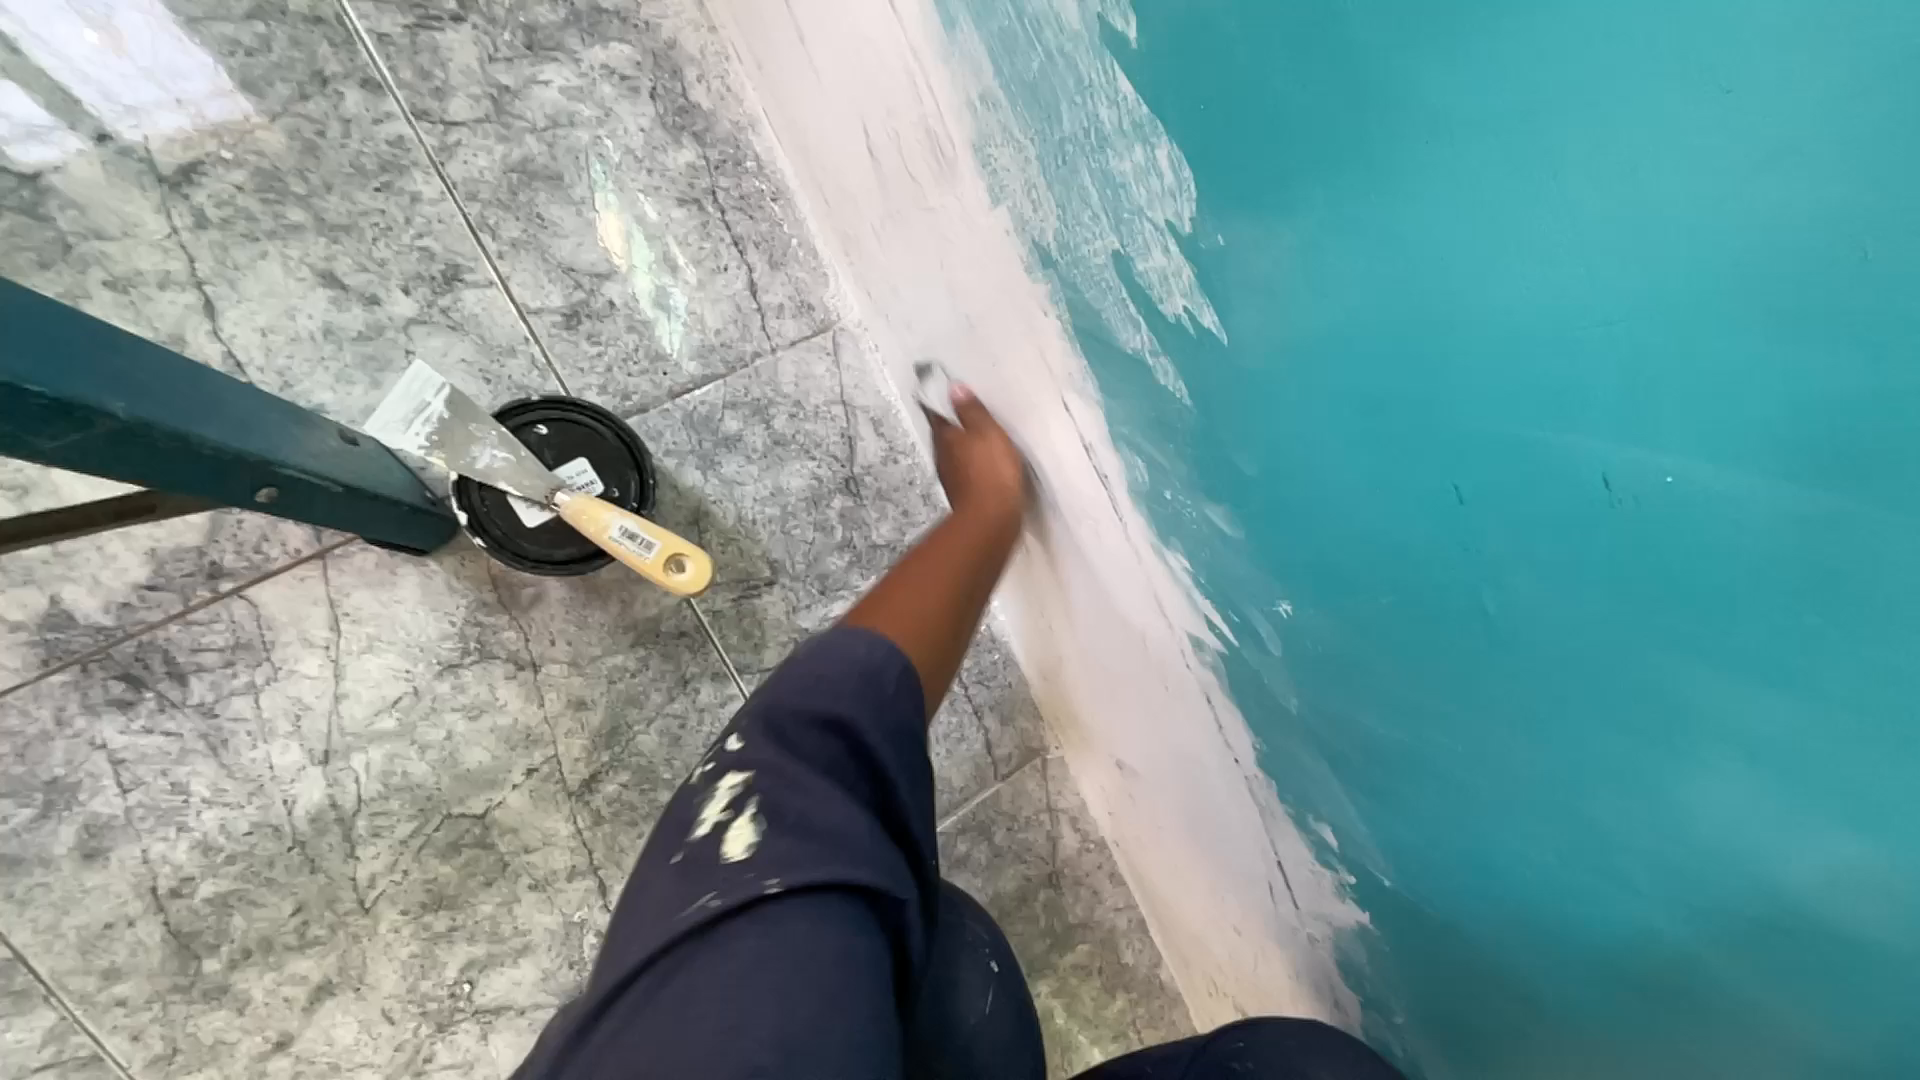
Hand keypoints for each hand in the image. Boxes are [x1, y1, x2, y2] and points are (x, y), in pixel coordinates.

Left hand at [924, 383, 1028, 529]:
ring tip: (979, 436)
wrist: (991, 518)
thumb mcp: (987, 431)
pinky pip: (967, 471)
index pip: (936, 412)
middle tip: (967, 412)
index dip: (941, 401)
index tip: (945, 391)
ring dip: (964, 445)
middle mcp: (942, 456)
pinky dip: (973, 463)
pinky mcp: (963, 494)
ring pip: (955, 453)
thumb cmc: (990, 469)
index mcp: (944, 436)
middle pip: (945, 434)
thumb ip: (971, 410)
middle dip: (954, 424)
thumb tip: (954, 387)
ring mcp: (951, 477)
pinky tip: (985, 463)